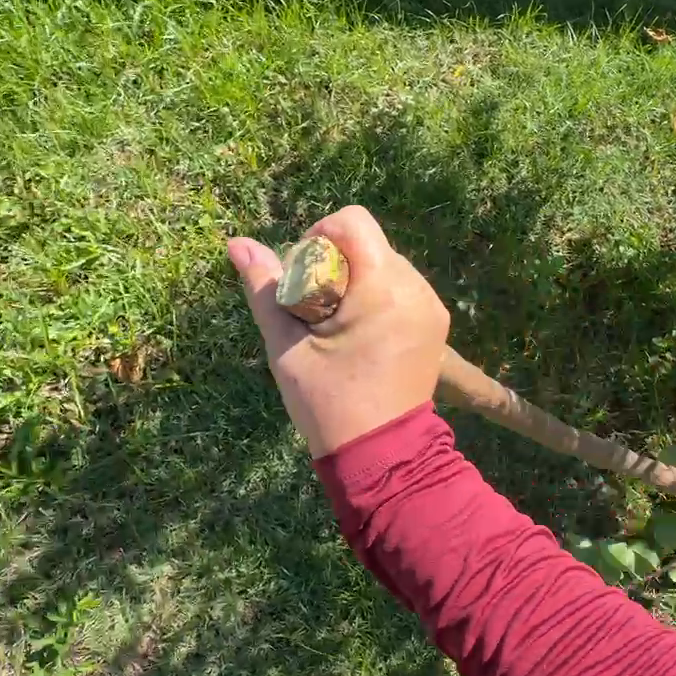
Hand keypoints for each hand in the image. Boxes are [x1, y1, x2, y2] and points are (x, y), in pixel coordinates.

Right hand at [227, 206, 450, 456]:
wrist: (381, 454)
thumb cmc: (327, 403)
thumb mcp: (286, 345)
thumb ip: (265, 289)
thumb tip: (237, 243)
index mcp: (383, 289)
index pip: (354, 221)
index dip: (320, 235)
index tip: (305, 275)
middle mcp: (416, 289)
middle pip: (370, 243)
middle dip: (336, 263)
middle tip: (315, 308)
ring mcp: (432, 306)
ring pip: (386, 264)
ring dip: (358, 280)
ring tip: (337, 325)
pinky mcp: (437, 323)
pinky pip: (403, 288)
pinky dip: (378, 297)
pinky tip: (361, 334)